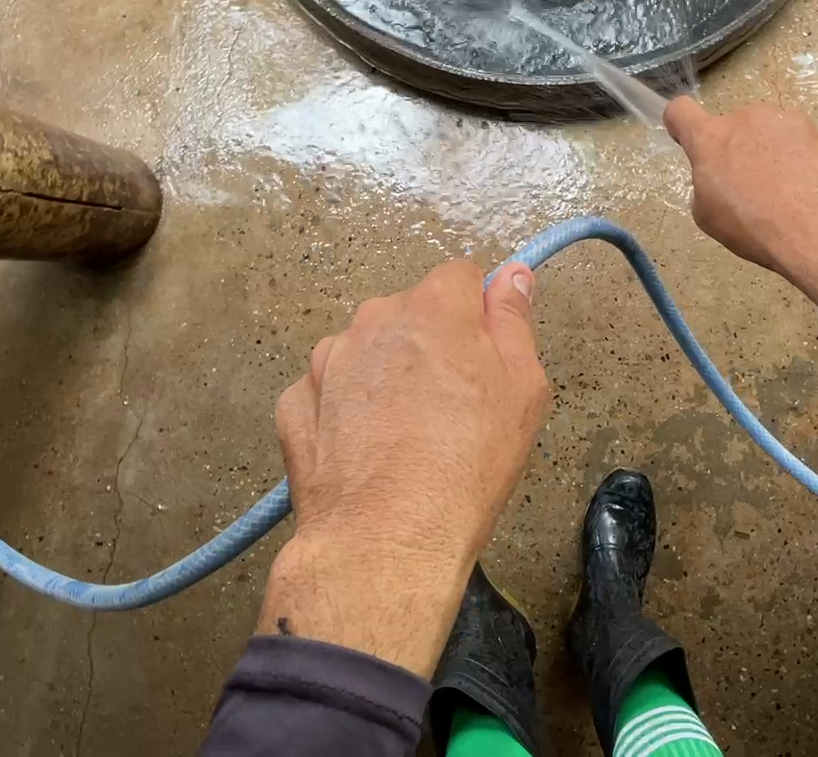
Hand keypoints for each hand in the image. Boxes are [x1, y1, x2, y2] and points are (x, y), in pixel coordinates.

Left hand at [256, 261, 550, 675]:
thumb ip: (514, 319)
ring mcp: (327, 360)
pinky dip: (346, 408)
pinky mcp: (295, 401)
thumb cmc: (467, 463)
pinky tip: (365, 449)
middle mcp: (373, 319)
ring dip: (386, 373)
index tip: (483, 351)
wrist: (385, 542)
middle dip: (431, 342)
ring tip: (405, 434)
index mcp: (432, 307)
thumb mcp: (522, 388)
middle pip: (411, 312)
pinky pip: (330, 389)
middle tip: (451, 402)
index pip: (460, 276)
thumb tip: (513, 274)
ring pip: (368, 350)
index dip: (477, 311)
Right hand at [665, 96, 817, 303]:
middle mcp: (752, 118)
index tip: (688, 141)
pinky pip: (807, 148)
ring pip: (774, 135)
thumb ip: (706, 186)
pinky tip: (814, 198)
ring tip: (788, 198)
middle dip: (738, 151)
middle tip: (749, 191)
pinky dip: (806, 166)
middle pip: (735, 127)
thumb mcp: (709, 217)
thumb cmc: (755, 227)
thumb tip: (721, 181)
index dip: (680, 125)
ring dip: (774, 156)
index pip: (680, 111)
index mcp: (712, 137)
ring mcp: (794, 123)